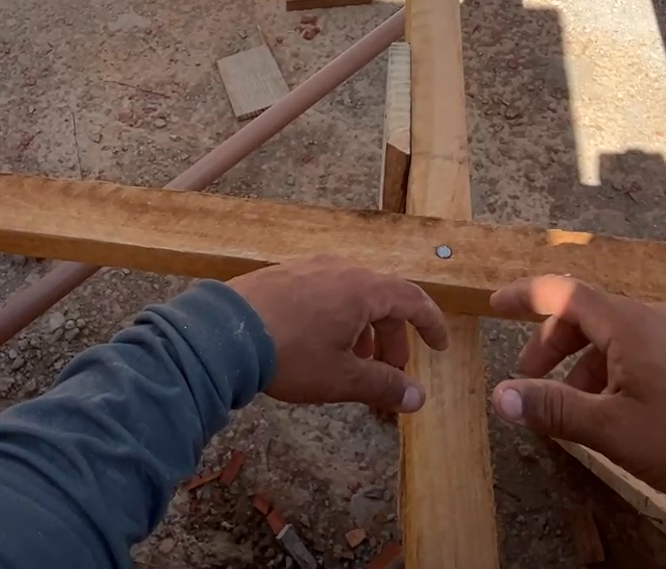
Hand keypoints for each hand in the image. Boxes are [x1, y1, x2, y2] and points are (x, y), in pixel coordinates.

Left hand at [228, 255, 448, 413]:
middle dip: (391, 338)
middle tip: (389, 373)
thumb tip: (417, 398)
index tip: (440, 346)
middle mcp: (340, 268)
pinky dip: (337, 317)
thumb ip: (384, 386)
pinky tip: (320, 345)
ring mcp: (309, 267)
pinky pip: (325, 291)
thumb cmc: (291, 353)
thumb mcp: (342, 378)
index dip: (431, 323)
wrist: (226, 332)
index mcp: (362, 288)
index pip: (412, 298)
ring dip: (363, 329)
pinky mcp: (285, 273)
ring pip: (351, 295)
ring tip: (352, 363)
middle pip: (381, 299)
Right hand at [488, 276, 665, 506]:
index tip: (495, 305)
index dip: (523, 295)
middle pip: (586, 315)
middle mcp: (654, 318)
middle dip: (551, 345)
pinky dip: (618, 370)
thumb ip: (553, 409)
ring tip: (579, 407)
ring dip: (586, 363)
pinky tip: (626, 410)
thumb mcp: (614, 430)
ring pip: (617, 337)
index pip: (560, 291)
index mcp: (626, 323)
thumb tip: (499, 397)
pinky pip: (646, 350)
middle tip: (532, 380)